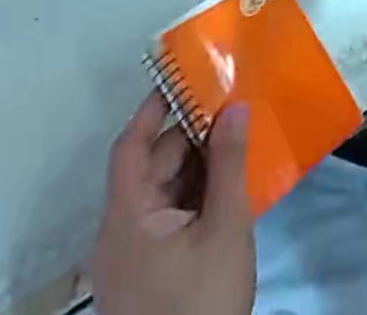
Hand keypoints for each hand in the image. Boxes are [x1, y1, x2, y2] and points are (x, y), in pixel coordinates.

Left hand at [90, 93, 256, 314]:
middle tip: (238, 105)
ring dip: (202, 163)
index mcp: (127, 216)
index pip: (131, 148)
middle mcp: (122, 229)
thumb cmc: (201, 298)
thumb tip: (235, 108)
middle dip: (194, 134)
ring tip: (244, 135)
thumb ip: (229, 164)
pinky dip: (201, 191)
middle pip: (154, 165)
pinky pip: (173, 213)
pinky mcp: (151, 267)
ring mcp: (135, 251)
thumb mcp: (224, 227)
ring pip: (167, 189)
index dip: (153, 108)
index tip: (184, 75)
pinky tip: (235, 179)